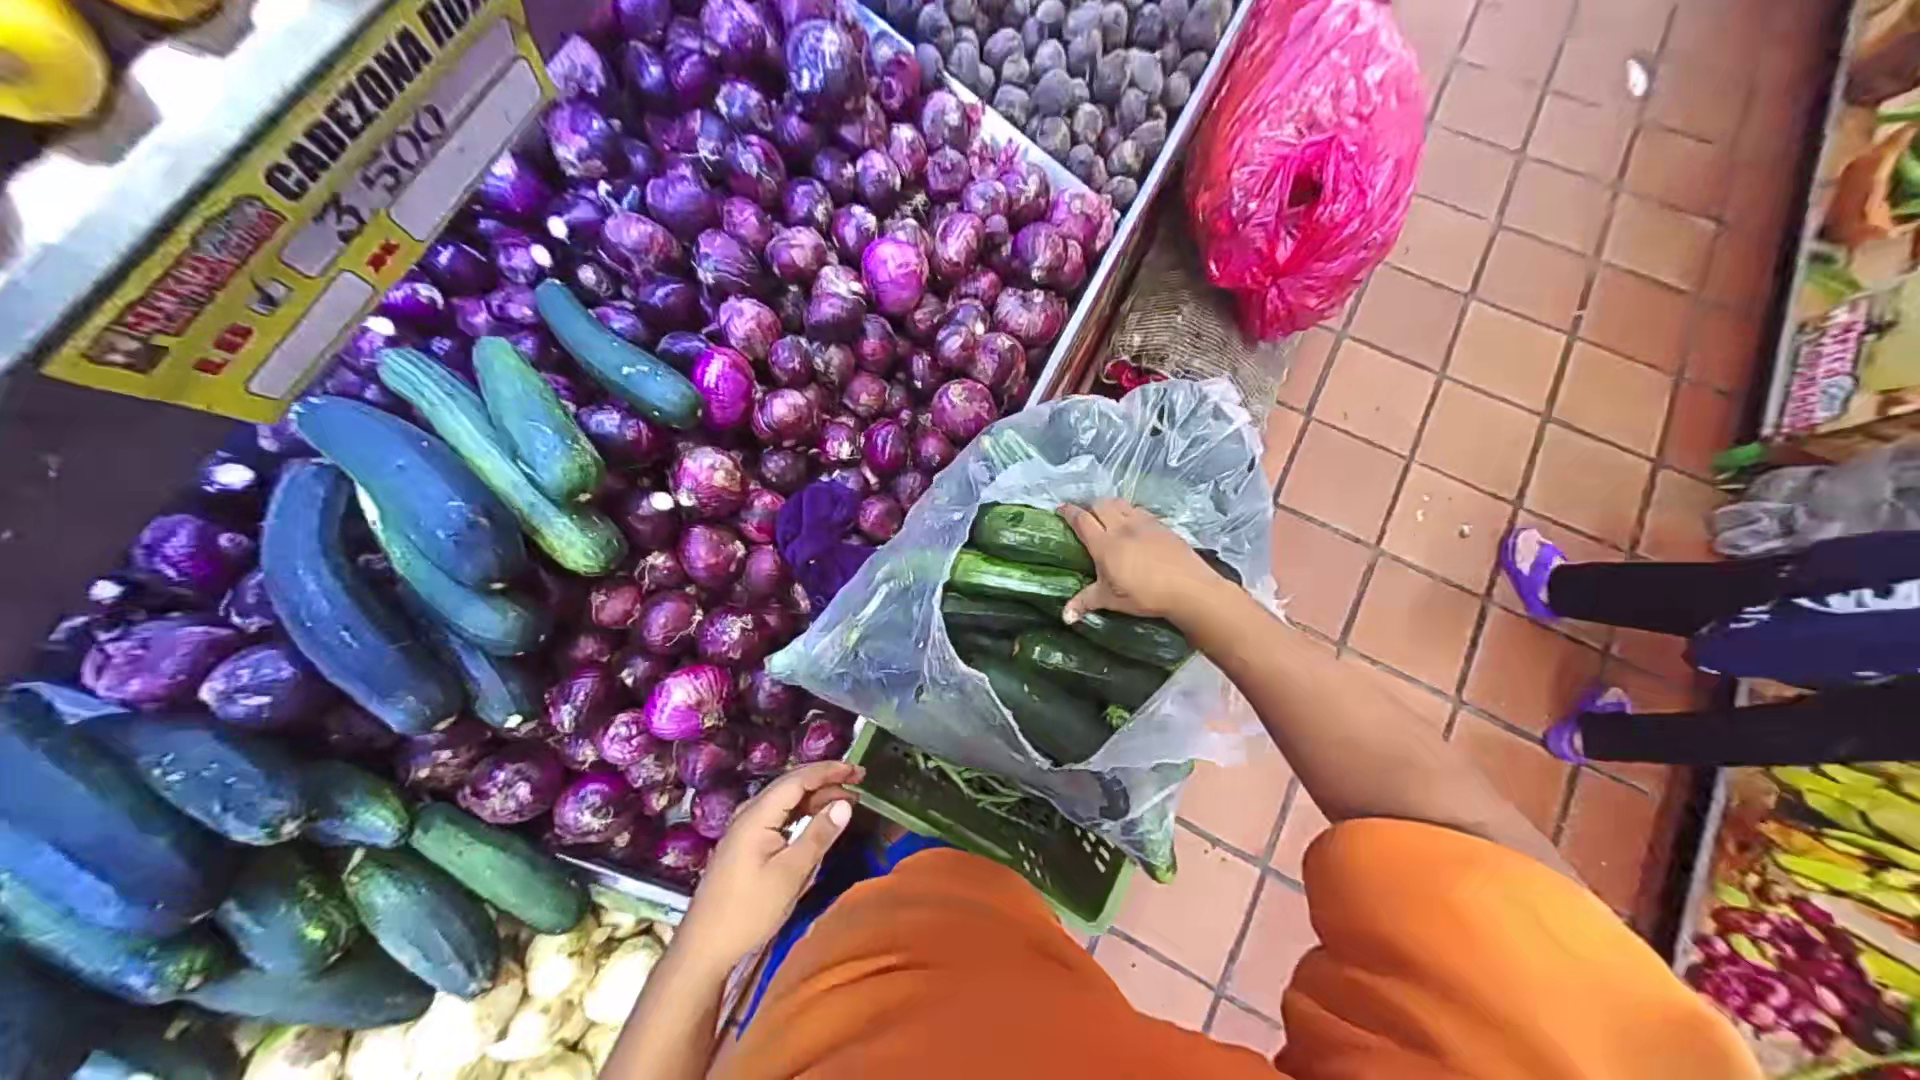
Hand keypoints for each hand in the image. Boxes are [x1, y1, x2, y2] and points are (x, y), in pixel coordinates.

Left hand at [672, 761, 863, 971]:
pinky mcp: (746, 844)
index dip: (829, 771)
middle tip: (858, 781)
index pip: (798, 779)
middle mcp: (750, 814)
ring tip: (847, 799)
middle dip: (826, 779)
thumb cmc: (749, 911)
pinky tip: (818, 819)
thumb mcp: (791, 874)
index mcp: (758, 815)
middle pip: (792, 785)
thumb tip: (845, 803)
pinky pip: (779, 816)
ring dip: (816, 796)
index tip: (858, 771)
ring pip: (786, 801)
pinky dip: (803, 812)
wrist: (704, 948)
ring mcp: (745, 829)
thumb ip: (819, 834)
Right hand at [1059, 499, 1215, 622]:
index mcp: (1105, 544)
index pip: (1082, 520)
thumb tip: (1064, 616)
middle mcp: (1121, 527)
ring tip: (1107, 516)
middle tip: (1085, 516)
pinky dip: (1129, 511)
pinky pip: (1138, 510)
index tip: (1060, 509)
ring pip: (1120, 503)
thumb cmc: (1145, 595)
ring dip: (1109, 505)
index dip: (1069, 512)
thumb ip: (1085, 602)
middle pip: (1100, 504)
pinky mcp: (1161, 525)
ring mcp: (1143, 523)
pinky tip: (1132, 524)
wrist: (1189, 588)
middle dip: (1089, 506)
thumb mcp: (1111, 600)